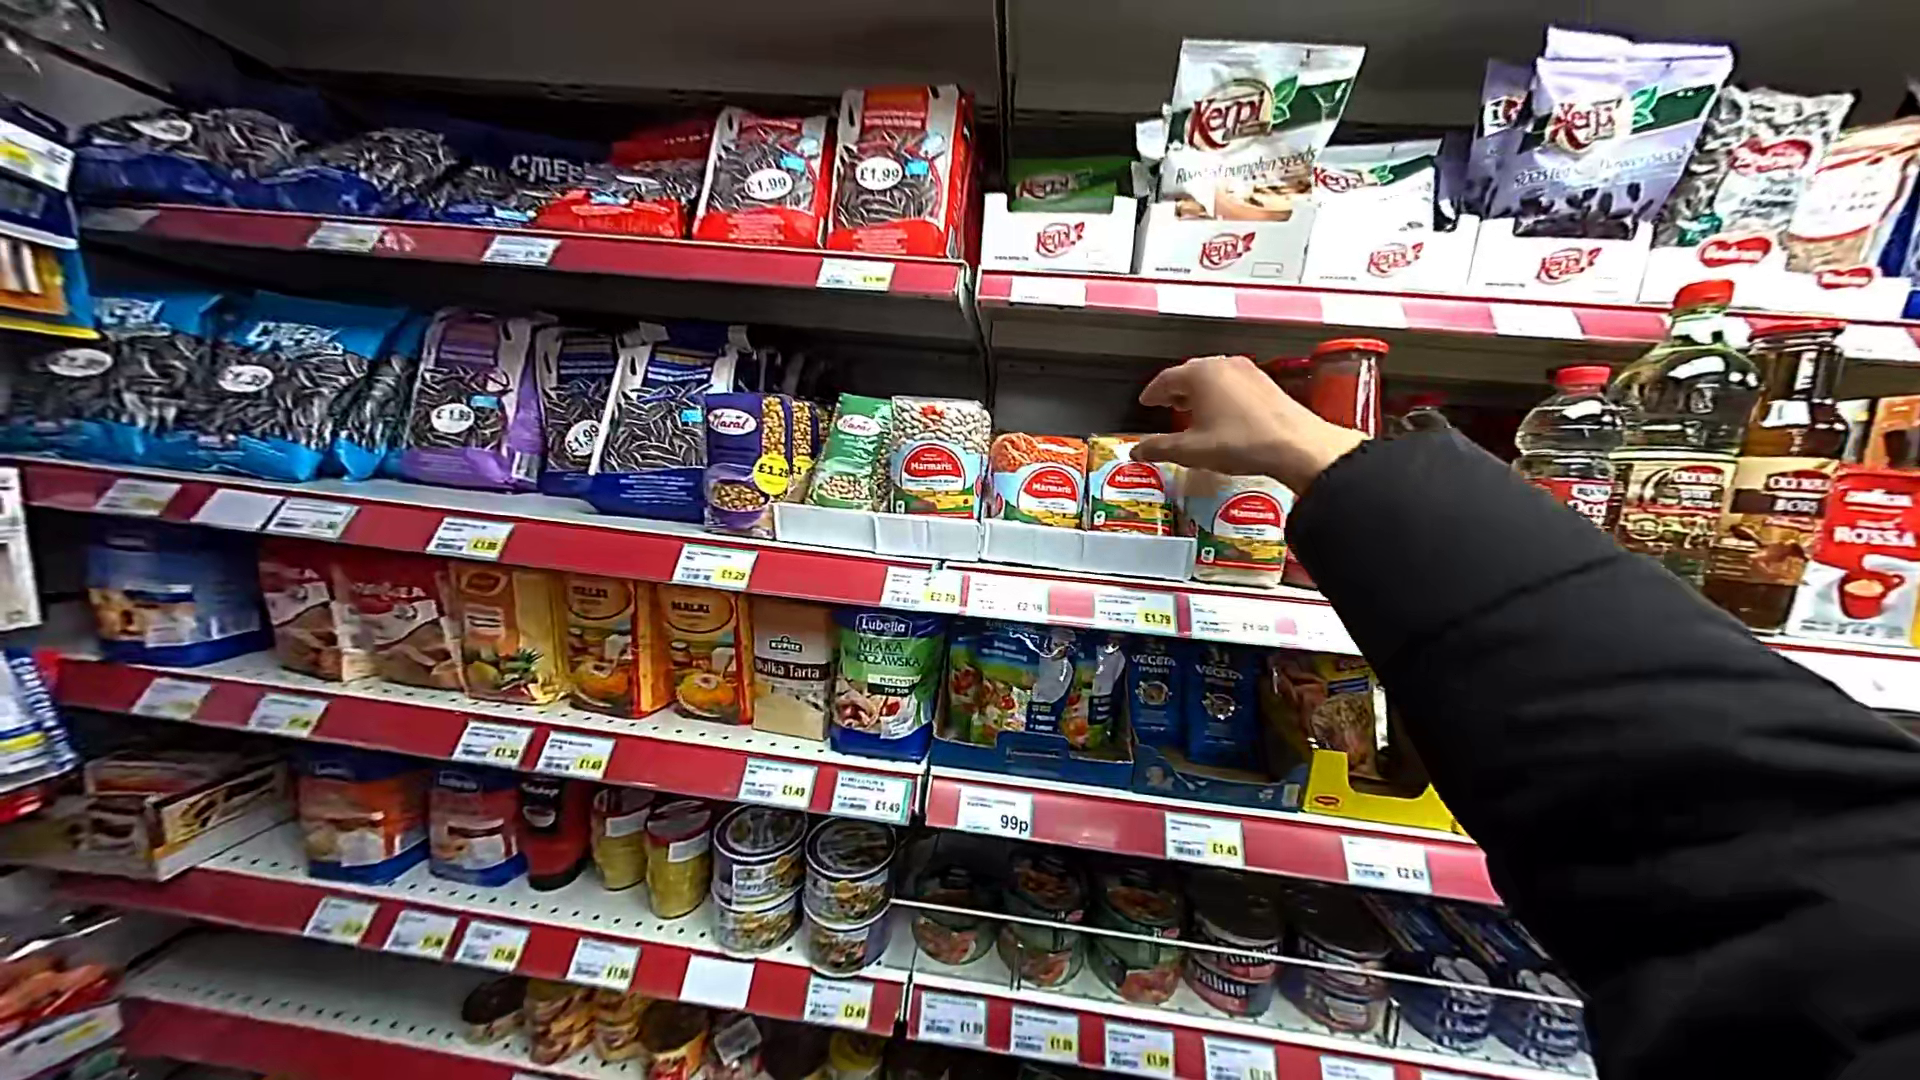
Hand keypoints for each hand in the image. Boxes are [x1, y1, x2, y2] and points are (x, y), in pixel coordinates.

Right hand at [1134, 355, 1367, 491]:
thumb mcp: (1190, 450)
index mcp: (1200, 374)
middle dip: (1174, 390)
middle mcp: (1224, 366)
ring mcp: (1247, 373)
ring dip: (1196, 392)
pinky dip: (1218, 396)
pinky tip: (1218, 415)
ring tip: (1189, 410)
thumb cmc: (1244, 442)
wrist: (1295, 446)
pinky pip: (1231, 384)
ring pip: (1212, 377)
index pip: (1165, 379)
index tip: (1146, 400)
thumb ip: (1158, 448)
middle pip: (1189, 374)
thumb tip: (1138, 450)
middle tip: (1164, 404)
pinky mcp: (1264, 385)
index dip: (1152, 393)